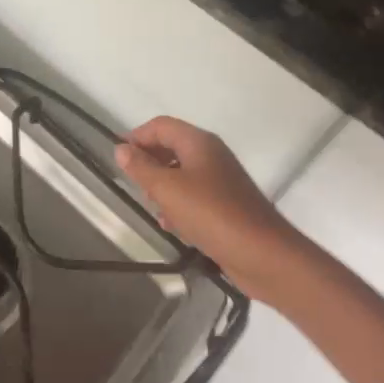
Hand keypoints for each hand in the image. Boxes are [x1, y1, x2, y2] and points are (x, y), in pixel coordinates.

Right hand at [115, 116, 308, 304]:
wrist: (265, 256)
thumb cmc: (212, 215)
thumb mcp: (168, 190)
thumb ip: (141, 168)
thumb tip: (121, 148)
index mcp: (199, 143)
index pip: (160, 126)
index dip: (137, 137)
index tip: (118, 157)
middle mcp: (211, 156)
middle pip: (172, 148)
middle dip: (150, 163)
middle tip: (135, 184)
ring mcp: (222, 181)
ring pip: (182, 174)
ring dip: (163, 187)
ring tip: (152, 207)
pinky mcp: (228, 206)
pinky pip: (196, 197)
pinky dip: (180, 206)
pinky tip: (172, 225)